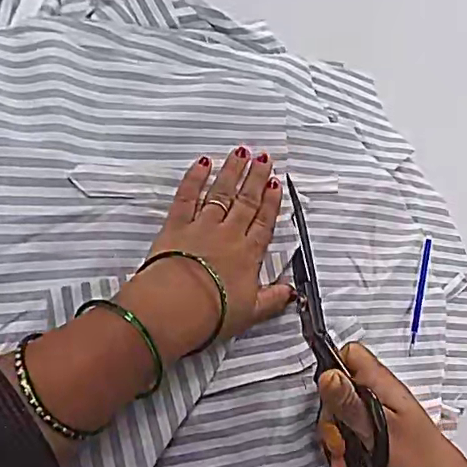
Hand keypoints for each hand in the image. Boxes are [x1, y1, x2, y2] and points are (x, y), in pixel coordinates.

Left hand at [116, 147, 293, 360]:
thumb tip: (290, 294)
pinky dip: (195, 178)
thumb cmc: (213, 312)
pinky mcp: (176, 226)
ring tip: (241, 153)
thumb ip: (272, 300)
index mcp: (248, 255)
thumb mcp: (251, 312)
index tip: (276, 185)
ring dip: (232, 172)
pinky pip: (187, 196)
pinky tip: (203, 164)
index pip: (264, 223)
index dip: (271, 203)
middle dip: (256, 178)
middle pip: (246, 202)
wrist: (177, 306)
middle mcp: (228, 235)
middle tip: (264, 159)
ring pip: (221, 193)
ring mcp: (202, 227)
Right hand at [318, 343, 466, 466]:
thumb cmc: (420, 462)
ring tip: (344, 460)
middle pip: (338, 390)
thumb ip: (349, 403)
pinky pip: (350, 432)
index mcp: (382, 385)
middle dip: (332, 419)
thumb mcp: (377, 432)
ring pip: (342, 414)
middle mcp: (380, 394)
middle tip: (339, 440)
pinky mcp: (377, 432)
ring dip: (337, 439)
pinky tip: (348, 466)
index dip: (332, 371)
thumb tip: (328, 375)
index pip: (349, 355)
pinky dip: (345, 449)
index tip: (327, 398)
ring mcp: (378, 413)